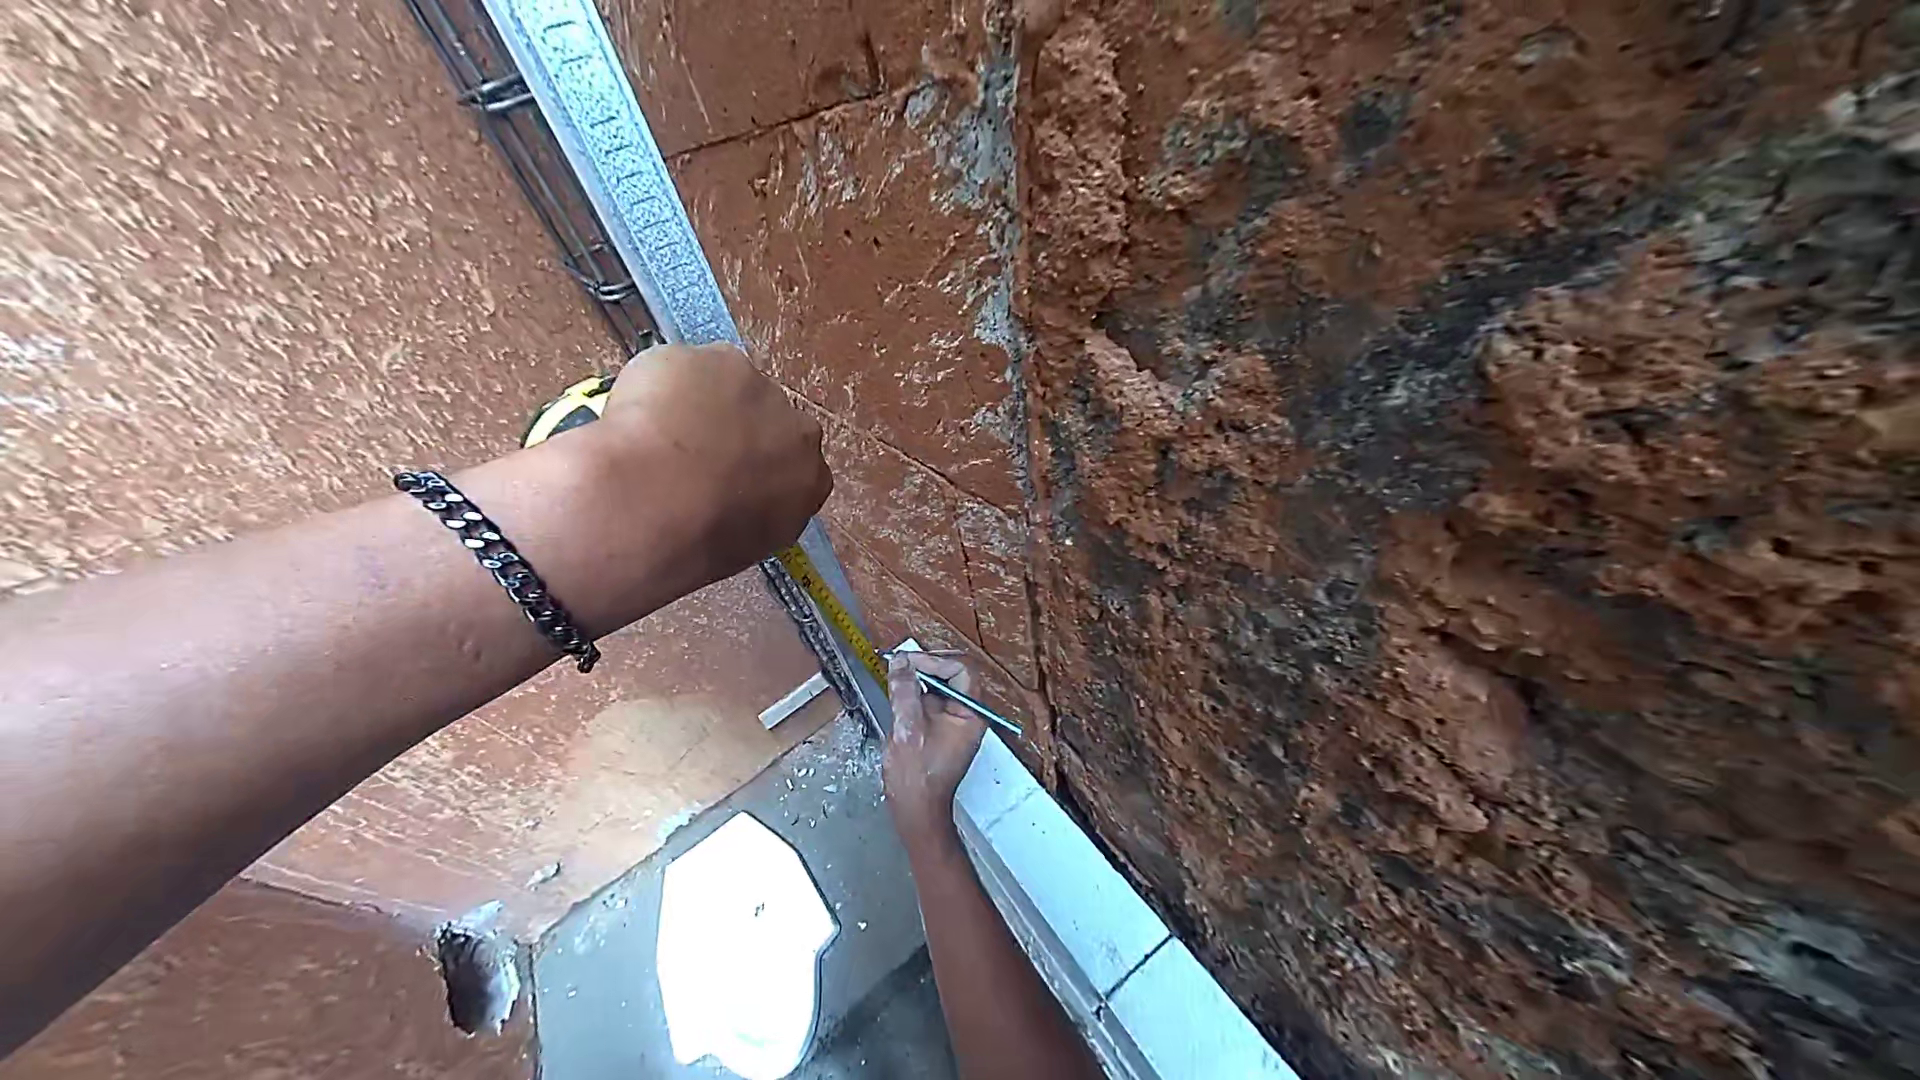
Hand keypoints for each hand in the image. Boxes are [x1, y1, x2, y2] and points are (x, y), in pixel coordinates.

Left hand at [586, 343, 830, 604]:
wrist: (660, 502)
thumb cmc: (700, 541)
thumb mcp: (749, 542)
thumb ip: (756, 508)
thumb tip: (730, 500)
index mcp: (811, 481)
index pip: (795, 466)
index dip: (759, 467)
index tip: (728, 476)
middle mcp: (801, 434)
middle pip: (772, 421)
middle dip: (739, 428)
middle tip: (694, 451)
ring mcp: (766, 392)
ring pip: (733, 391)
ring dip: (705, 403)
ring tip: (659, 432)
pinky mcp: (726, 361)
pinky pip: (694, 369)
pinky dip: (668, 385)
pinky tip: (640, 413)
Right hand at [884, 652, 986, 852]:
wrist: (916, 811)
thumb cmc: (916, 777)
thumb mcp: (907, 728)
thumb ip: (905, 691)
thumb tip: (900, 662)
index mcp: (971, 714)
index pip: (960, 670)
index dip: (933, 661)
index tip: (908, 661)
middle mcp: (967, 714)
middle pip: (952, 674)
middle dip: (925, 666)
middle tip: (900, 663)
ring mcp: (954, 721)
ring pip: (939, 685)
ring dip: (917, 678)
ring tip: (895, 676)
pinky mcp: (940, 728)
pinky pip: (930, 700)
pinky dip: (914, 693)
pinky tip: (897, 694)